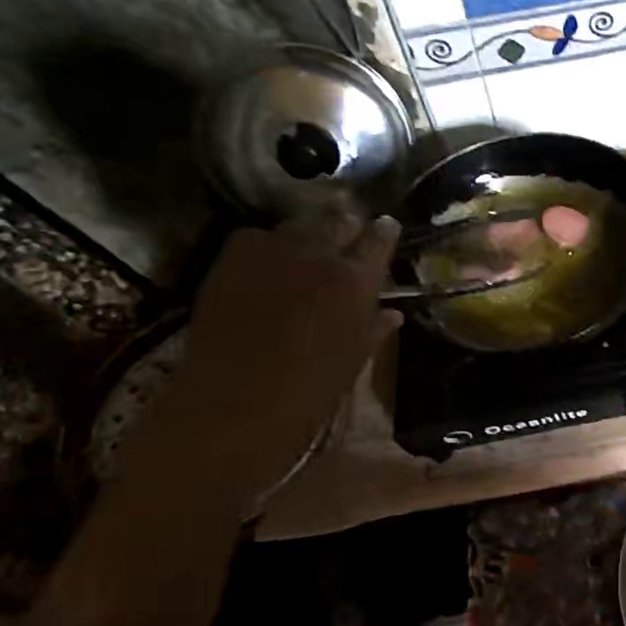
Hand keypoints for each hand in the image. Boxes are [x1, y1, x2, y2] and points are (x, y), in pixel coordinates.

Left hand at [129, 215, 401, 506]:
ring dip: (307, 236)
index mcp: (355, 279)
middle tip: (343, 245)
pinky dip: (266, 247)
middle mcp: (319, 252)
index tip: (385, 230)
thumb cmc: (307, 392)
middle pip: (339, 222)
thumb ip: (374, 328)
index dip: (384, 233)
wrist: (234, 404)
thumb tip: (391, 313)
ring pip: (299, 225)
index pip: (379, 238)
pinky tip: (263, 267)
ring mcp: (274, 249)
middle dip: (345, 230)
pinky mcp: (235, 254)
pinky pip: (257, 237)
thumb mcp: (352, 361)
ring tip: (303, 253)